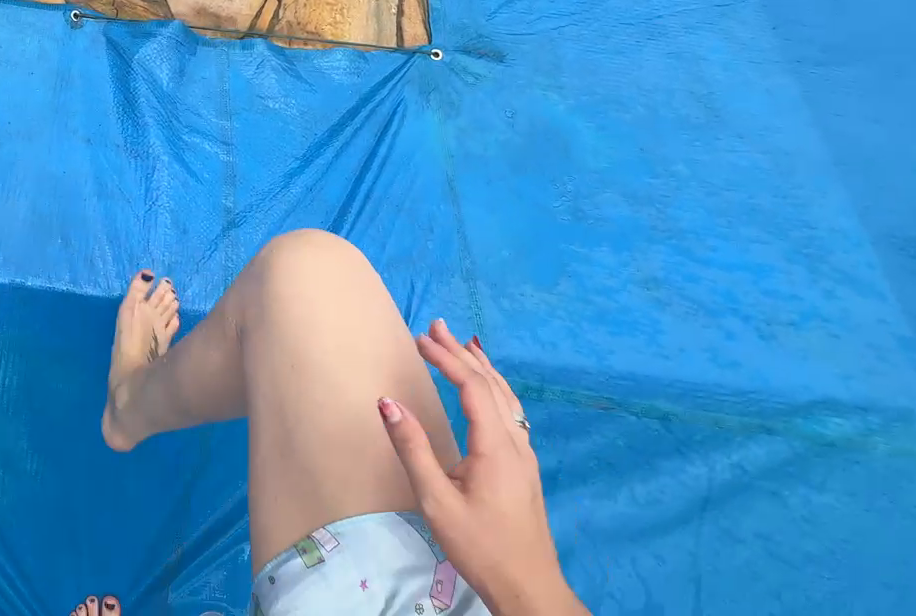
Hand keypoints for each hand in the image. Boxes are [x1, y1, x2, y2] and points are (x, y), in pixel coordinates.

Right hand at [379, 320, 586, 615]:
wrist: (529, 589)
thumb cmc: (479, 545)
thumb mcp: (436, 499)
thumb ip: (412, 447)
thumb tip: (386, 402)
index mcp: (496, 446)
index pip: (471, 387)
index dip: (446, 359)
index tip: (419, 339)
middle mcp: (516, 443)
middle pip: (491, 385)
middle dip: (461, 353)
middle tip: (435, 325)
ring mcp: (525, 455)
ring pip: (506, 397)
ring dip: (481, 367)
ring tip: (463, 344)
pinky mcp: (525, 467)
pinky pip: (511, 411)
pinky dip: (494, 387)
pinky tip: (488, 389)